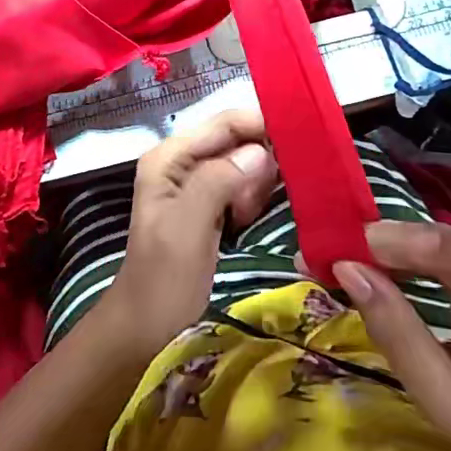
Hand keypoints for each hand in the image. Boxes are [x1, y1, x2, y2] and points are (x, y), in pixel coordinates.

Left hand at [102, 110, 278, 351]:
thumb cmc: (162, 281)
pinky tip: (247, 218)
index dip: (263, 123)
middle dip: (261, 158)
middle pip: (237, 139)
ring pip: (243, 163)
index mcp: (169, 157)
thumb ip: (218, 183)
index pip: (225, 123)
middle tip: (262, 195)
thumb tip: (261, 151)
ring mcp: (195, 184)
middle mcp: (181, 162)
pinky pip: (241, 187)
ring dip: (258, 182)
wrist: (145, 328)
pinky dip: (253, 197)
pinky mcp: (209, 206)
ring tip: (247, 213)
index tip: (305, 138)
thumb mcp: (187, 229)